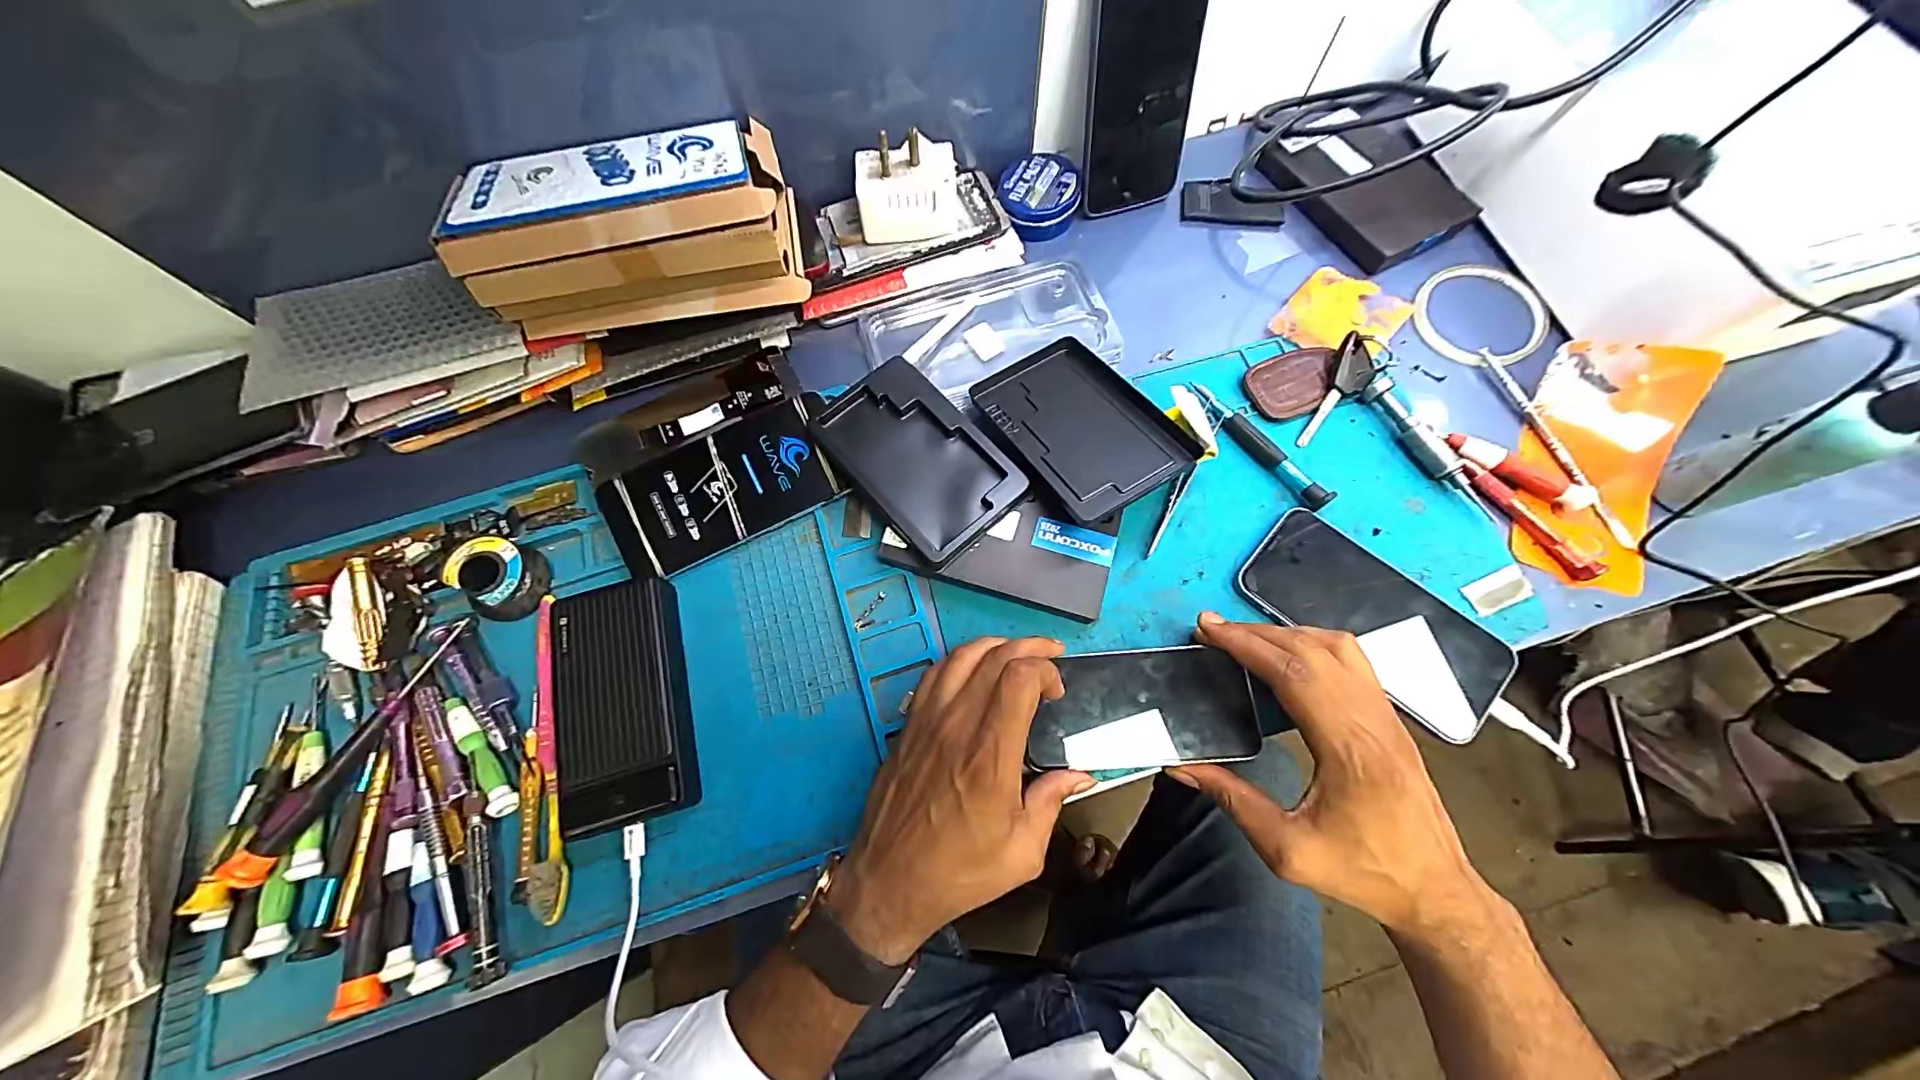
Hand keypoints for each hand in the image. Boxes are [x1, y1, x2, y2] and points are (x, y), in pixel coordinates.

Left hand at [828, 637, 1093, 963]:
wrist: (890, 881)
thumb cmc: (958, 871)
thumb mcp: (1022, 852)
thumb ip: (1051, 802)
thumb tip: (1079, 775)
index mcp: (991, 755)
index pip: (1019, 678)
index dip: (1045, 669)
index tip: (1057, 690)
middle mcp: (958, 726)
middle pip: (994, 658)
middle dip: (1029, 647)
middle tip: (1050, 656)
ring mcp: (928, 722)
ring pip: (961, 657)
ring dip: (995, 646)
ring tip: (1016, 653)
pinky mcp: (909, 726)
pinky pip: (934, 675)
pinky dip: (959, 660)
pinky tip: (973, 669)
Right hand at [1168, 614, 1497, 935]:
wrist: (1436, 892)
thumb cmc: (1365, 873)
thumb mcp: (1287, 849)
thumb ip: (1232, 800)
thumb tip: (1182, 766)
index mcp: (1348, 748)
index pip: (1294, 672)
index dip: (1246, 644)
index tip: (1209, 630)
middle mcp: (1372, 720)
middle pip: (1312, 650)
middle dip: (1257, 632)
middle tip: (1214, 628)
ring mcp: (1387, 716)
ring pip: (1338, 648)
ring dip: (1287, 633)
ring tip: (1246, 637)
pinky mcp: (1390, 720)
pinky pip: (1352, 662)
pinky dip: (1312, 645)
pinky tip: (1289, 655)